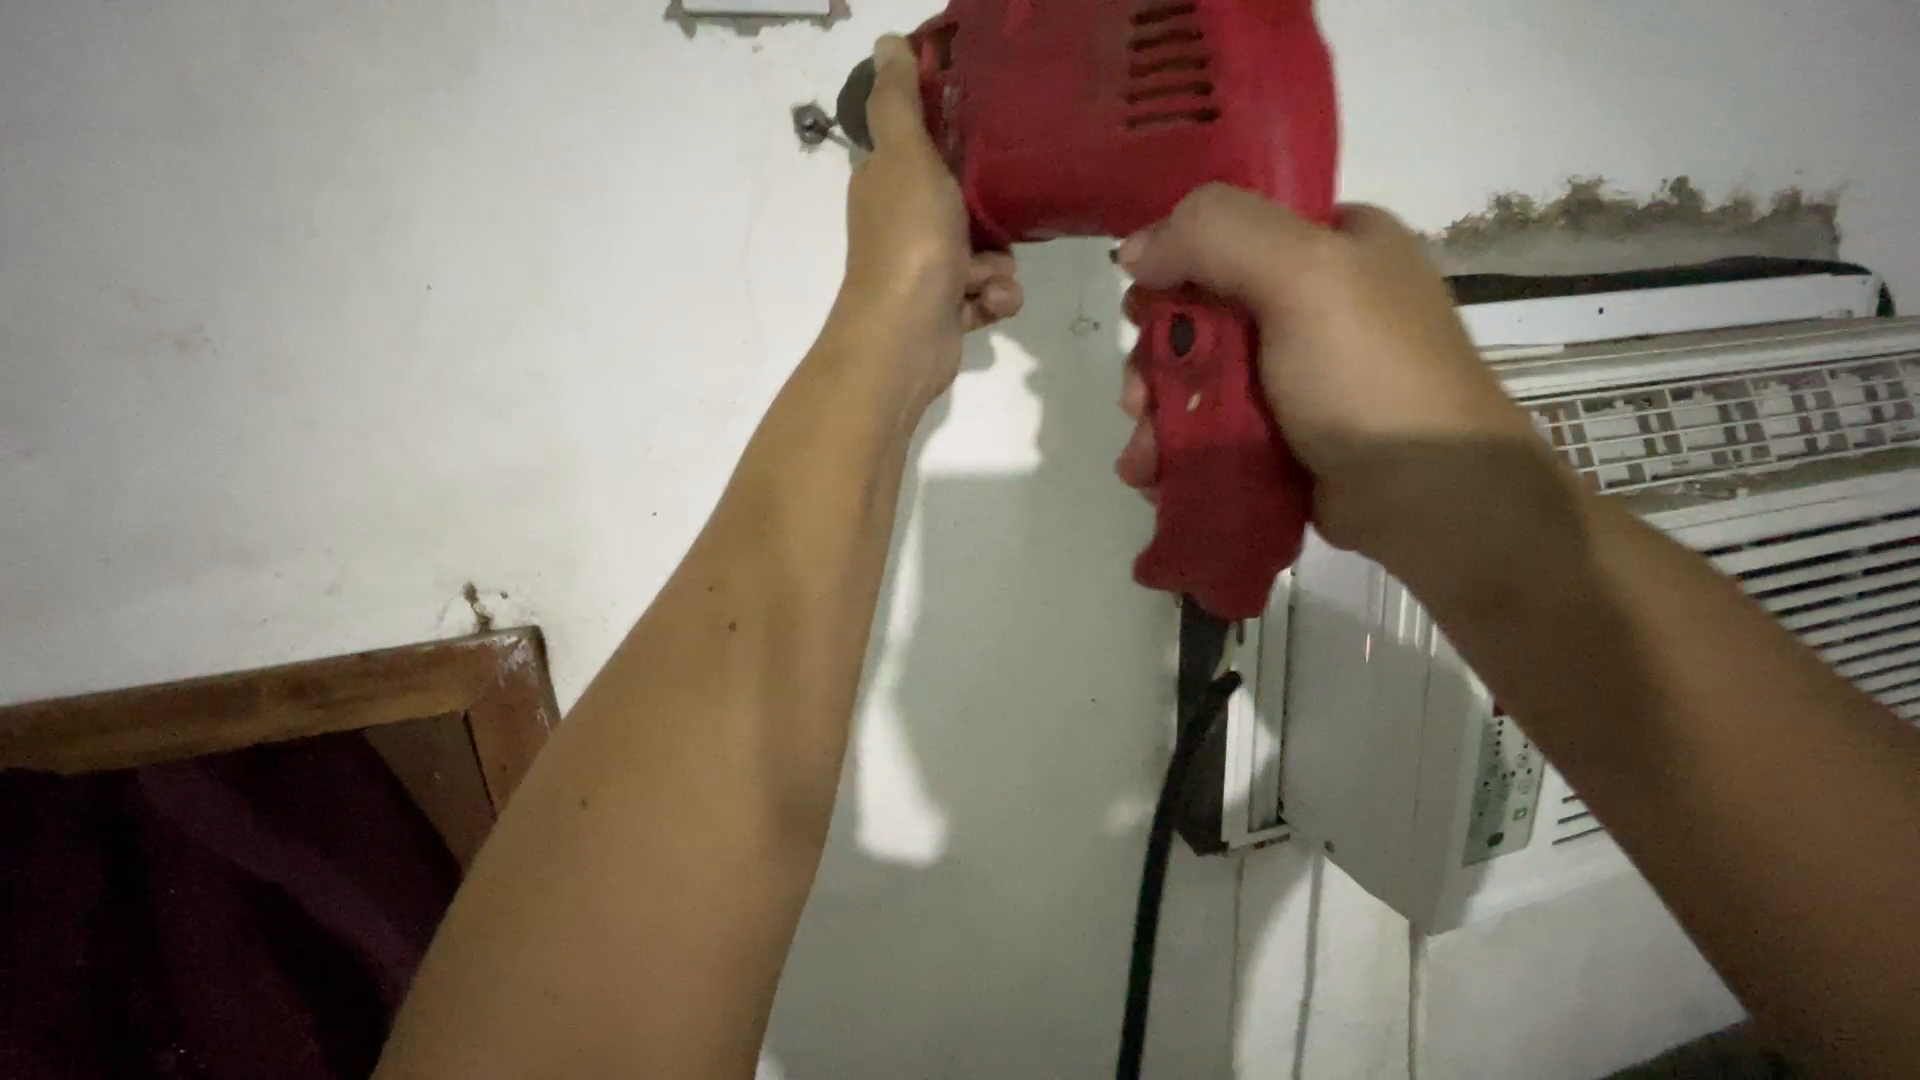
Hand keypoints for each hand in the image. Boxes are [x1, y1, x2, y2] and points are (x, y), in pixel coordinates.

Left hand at [830, 35, 1022, 414]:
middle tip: (997, 221)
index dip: (959, 142)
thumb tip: (888, 42)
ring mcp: (924, 272)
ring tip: (986, 277)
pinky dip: (994, 299)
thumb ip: (899, 101)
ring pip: (986, 253)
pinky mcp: (946, 312)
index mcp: (887, 183)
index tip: (992, 141)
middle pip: (967, 204)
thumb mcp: (906, 156)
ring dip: (997, 266)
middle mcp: (903, 225)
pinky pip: (988, 294)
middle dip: (992, 218)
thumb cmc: (909, 242)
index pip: (927, 148)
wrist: (906, 337)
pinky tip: (987, 305)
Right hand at [1112, 184, 1546, 571]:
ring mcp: (1296, 374)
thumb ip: (1215, 237)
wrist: (1427, 496)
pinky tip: (1153, 475)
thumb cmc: (1368, 375)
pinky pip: (1211, 426)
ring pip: (1199, 379)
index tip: (1140, 310)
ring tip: (1143, 459)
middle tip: (1136, 400)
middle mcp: (1312, 302)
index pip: (1230, 233)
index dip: (1174, 266)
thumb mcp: (1304, 275)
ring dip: (1157, 417)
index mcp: (1332, 243)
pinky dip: (1177, 448)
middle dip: (1156, 361)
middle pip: (1202, 314)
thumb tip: (1132, 251)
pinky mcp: (1281, 433)